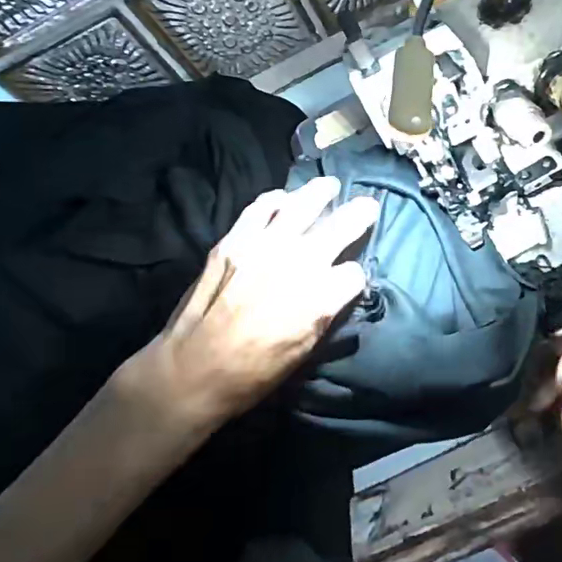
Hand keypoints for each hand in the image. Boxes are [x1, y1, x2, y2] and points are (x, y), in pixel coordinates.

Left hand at [123, 177, 379, 430]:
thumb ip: (324, 316)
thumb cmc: (251, 375)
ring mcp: (261, 247)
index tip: (350, 281)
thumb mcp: (302, 354)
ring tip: (330, 185)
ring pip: (299, 206)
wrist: (192, 371)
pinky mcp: (233, 241)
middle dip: (358, 215)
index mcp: (317, 300)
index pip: (353, 274)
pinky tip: (283, 200)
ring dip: (319, 193)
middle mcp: (294, 265)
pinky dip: (275, 200)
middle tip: (368, 205)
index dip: (355, 278)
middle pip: (338, 228)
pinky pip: (259, 209)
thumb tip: (338, 293)